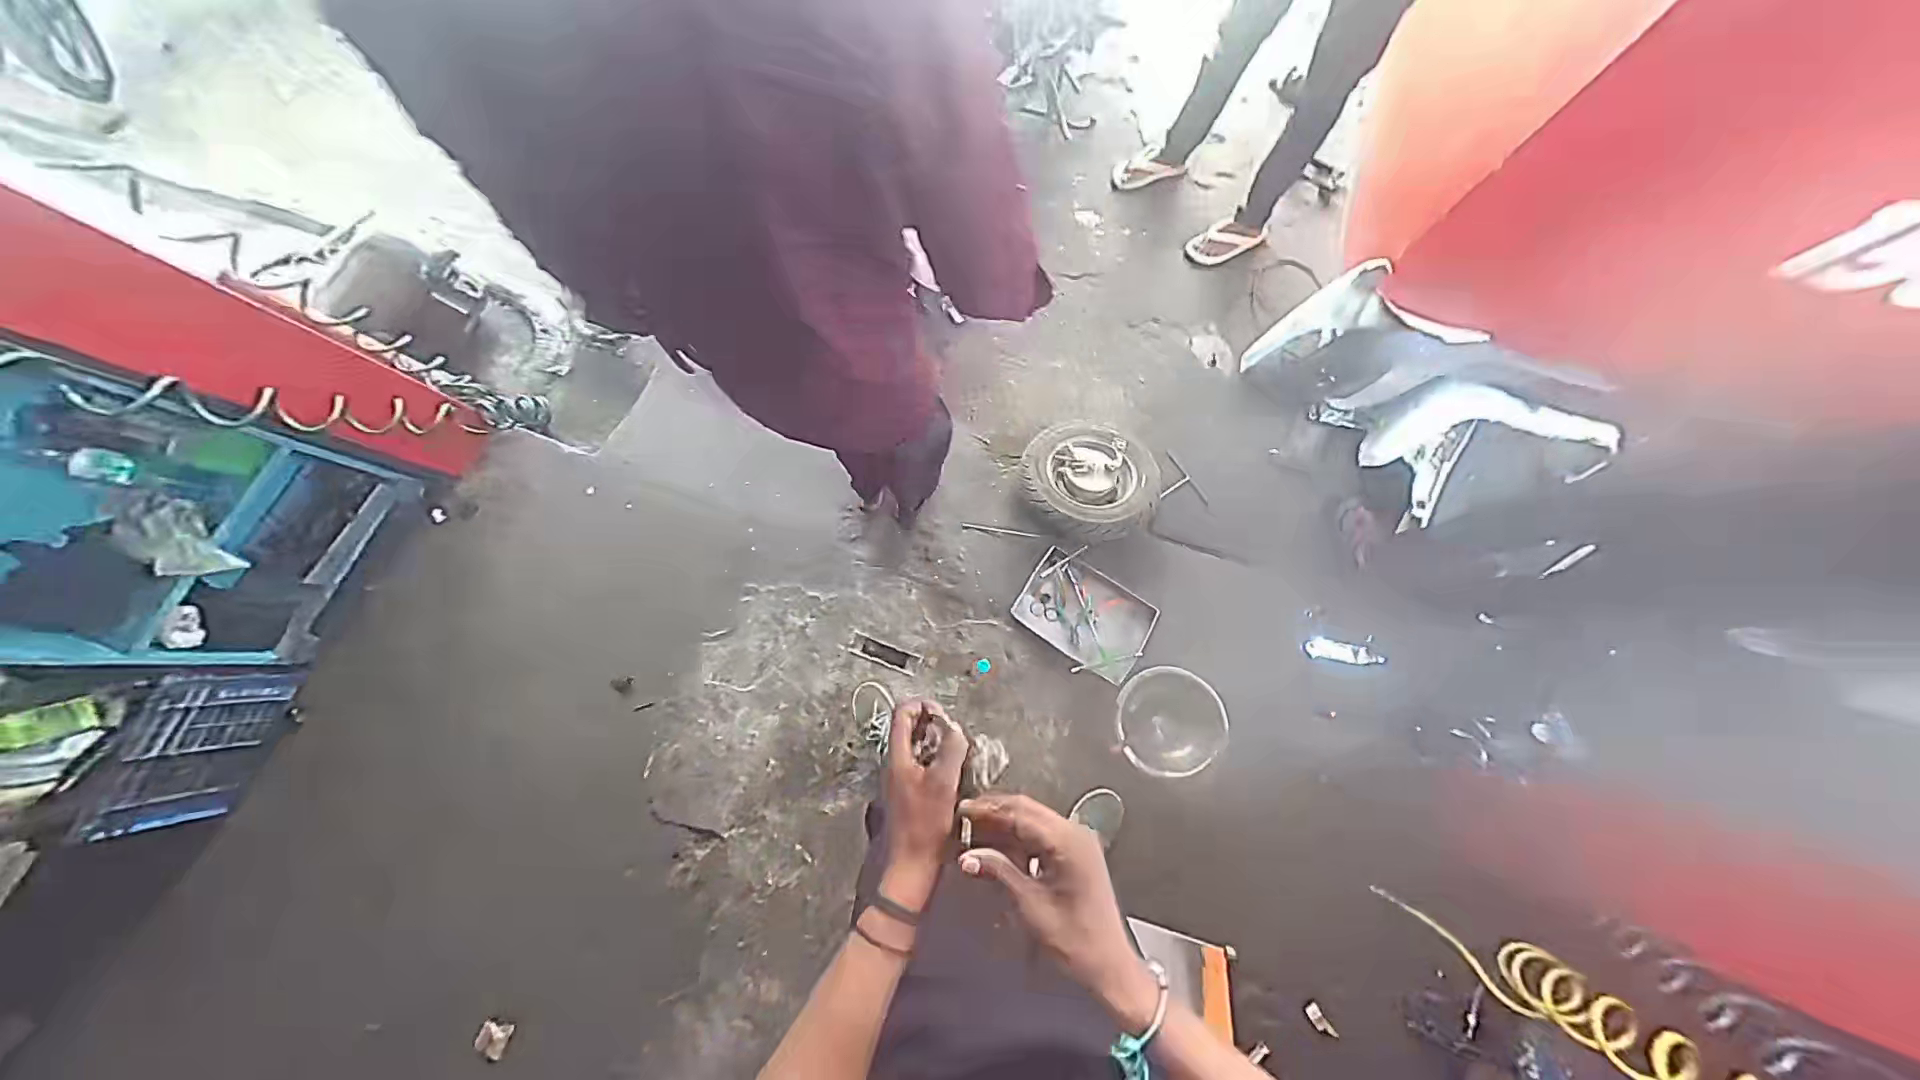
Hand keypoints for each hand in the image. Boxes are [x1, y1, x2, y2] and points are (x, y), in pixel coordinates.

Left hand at [881, 699, 967, 906]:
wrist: (910, 866)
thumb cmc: (924, 825)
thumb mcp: (944, 782)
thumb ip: (951, 749)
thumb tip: (955, 729)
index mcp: (897, 756)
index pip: (902, 713)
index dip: (923, 706)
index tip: (944, 717)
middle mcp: (893, 764)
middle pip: (909, 728)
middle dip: (933, 724)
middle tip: (954, 735)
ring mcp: (898, 779)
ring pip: (917, 747)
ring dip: (936, 744)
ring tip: (957, 754)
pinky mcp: (907, 793)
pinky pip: (920, 765)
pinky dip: (935, 761)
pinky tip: (952, 775)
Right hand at [957, 794, 1159, 1029]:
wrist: (1110, 967)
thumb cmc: (1073, 940)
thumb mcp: (1030, 905)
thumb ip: (999, 871)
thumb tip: (967, 856)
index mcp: (1067, 840)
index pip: (1020, 813)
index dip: (987, 810)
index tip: (960, 812)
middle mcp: (1075, 832)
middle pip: (1027, 810)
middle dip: (994, 812)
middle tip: (963, 819)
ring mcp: (1078, 842)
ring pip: (1034, 820)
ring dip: (1005, 824)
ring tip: (974, 832)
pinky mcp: (1077, 854)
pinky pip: (1043, 835)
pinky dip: (1020, 838)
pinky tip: (998, 847)